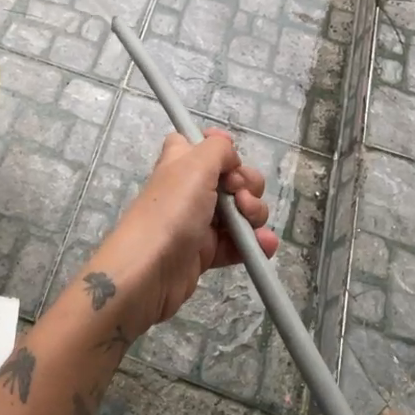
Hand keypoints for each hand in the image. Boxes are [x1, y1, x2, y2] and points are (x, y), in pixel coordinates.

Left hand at [92, 128, 277, 325]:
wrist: (150, 270)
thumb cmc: (172, 209)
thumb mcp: (195, 164)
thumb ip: (218, 148)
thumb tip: (230, 156)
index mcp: (182, 161)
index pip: (201, 144)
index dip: (221, 149)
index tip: (231, 161)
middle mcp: (190, 187)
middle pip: (231, 178)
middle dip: (248, 185)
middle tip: (240, 196)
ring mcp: (198, 221)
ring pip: (238, 211)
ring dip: (254, 215)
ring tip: (251, 224)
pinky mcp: (205, 252)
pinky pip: (236, 243)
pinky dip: (253, 244)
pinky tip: (264, 246)